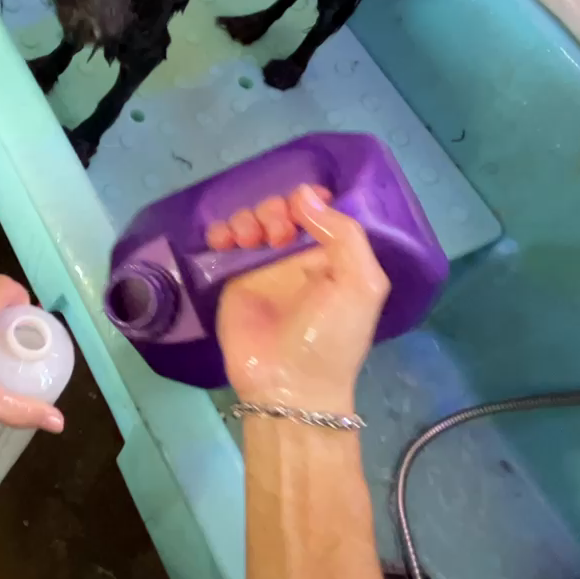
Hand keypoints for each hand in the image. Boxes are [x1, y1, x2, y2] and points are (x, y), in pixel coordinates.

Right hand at [212, 186, 388, 412]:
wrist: (287, 384)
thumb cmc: (331, 337)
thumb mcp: (359, 285)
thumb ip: (343, 236)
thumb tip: (303, 195)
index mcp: (331, 255)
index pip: (317, 210)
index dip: (306, 200)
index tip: (298, 210)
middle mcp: (295, 257)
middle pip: (279, 210)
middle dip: (272, 211)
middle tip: (274, 236)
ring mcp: (261, 267)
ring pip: (249, 221)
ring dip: (246, 219)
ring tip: (247, 240)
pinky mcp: (231, 280)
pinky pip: (222, 243)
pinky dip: (220, 232)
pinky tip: (222, 242)